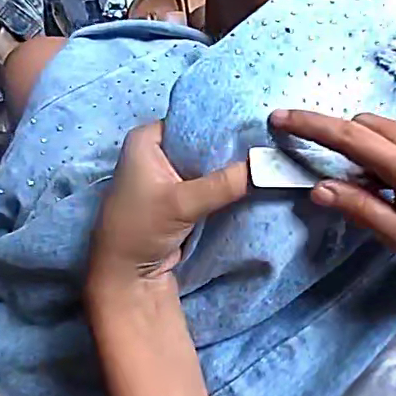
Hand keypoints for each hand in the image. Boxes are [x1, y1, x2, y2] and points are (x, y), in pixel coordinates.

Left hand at [88, 122, 249, 289]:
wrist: (128, 276)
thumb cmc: (140, 230)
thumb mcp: (182, 203)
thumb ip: (224, 183)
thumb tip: (265, 165)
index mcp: (146, 139)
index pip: (193, 119)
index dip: (224, 122)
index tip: (257, 125)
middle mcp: (157, 151)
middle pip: (203, 140)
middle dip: (231, 146)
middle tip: (266, 144)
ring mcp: (170, 174)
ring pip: (208, 163)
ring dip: (231, 167)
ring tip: (265, 159)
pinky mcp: (181, 195)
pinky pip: (209, 182)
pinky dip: (226, 184)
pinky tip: (251, 180)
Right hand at [268, 110, 395, 288]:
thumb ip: (360, 208)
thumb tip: (319, 189)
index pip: (350, 137)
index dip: (311, 126)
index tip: (281, 118)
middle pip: (367, 124)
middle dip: (346, 142)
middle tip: (351, 182)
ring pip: (388, 126)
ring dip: (372, 146)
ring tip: (385, 187)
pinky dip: (395, 148)